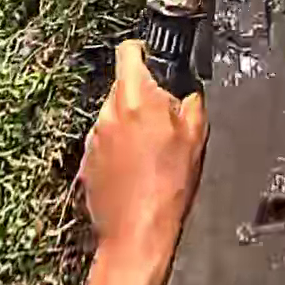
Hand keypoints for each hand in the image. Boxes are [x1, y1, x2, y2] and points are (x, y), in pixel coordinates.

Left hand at [82, 40, 208, 284]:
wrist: (138, 235)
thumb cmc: (166, 187)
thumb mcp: (196, 132)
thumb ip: (191, 98)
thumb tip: (188, 89)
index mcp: (136, 97)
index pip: (129, 50)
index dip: (144, 50)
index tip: (152, 57)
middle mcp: (109, 112)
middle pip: (124, 84)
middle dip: (143, 93)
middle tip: (162, 117)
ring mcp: (95, 137)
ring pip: (114, 112)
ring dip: (129, 120)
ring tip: (149, 147)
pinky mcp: (87, 159)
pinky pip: (105, 138)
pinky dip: (118, 144)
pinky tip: (136, 165)